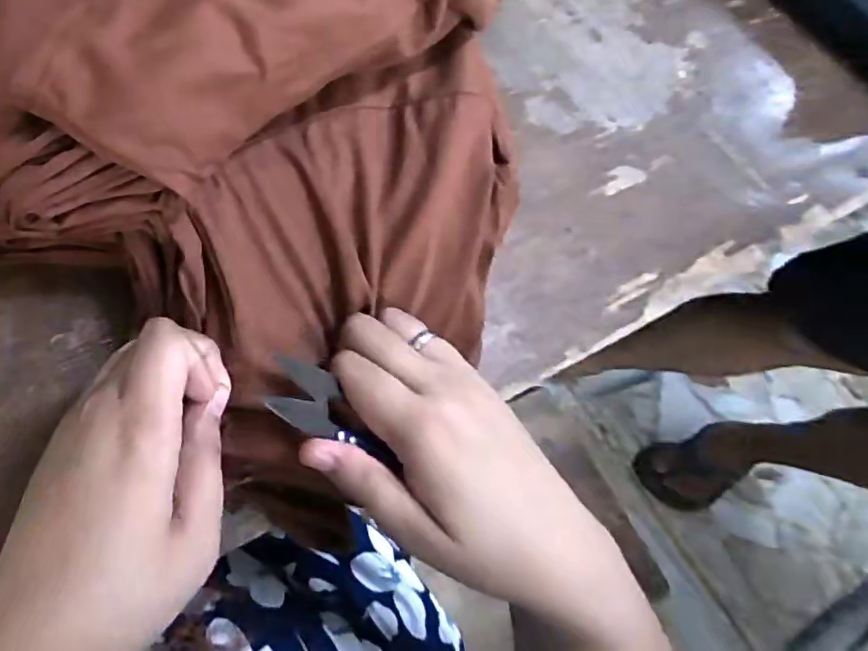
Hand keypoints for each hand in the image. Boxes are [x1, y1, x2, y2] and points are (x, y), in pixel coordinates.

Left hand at [0, 318, 230, 650]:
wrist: (32, 630)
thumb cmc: (124, 590)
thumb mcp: (194, 540)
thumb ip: (206, 457)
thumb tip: (207, 403)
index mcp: (136, 424)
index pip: (164, 336)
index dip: (199, 355)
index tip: (212, 404)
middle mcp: (99, 405)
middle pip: (147, 338)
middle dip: (187, 362)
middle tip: (202, 416)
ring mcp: (71, 417)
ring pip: (125, 358)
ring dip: (160, 378)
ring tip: (175, 435)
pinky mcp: (57, 436)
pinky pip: (103, 387)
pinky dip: (134, 394)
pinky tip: (141, 450)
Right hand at [300, 310, 668, 650]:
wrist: (560, 545)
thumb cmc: (480, 548)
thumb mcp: (415, 534)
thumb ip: (362, 481)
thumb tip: (306, 446)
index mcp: (421, 427)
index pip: (350, 367)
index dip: (330, 385)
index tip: (337, 416)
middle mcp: (440, 385)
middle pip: (367, 329)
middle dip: (346, 353)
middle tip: (352, 398)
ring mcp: (462, 373)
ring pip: (395, 319)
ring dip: (374, 340)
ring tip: (377, 382)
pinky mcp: (477, 373)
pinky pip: (426, 331)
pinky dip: (403, 338)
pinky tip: (406, 376)